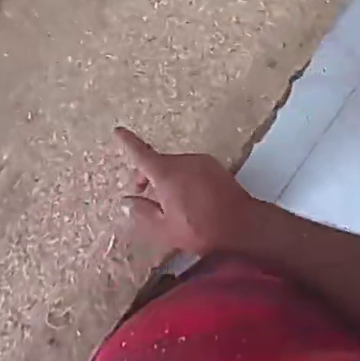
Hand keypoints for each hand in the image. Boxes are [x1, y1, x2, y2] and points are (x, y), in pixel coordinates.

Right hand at [115, 128, 268, 255]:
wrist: (241, 224)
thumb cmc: (200, 229)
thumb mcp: (164, 228)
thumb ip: (142, 212)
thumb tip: (128, 202)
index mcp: (167, 174)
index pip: (142, 154)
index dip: (128, 143)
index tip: (118, 131)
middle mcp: (184, 161)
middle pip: (159, 163)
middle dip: (147, 177)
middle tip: (143, 198)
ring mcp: (202, 161)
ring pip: (176, 166)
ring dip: (167, 179)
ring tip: (170, 206)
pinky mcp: (214, 167)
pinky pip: (191, 168)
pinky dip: (183, 179)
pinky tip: (189, 201)